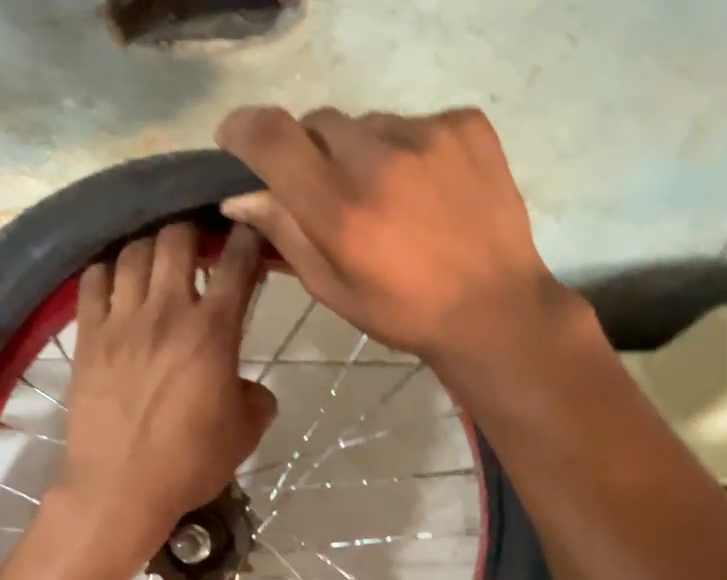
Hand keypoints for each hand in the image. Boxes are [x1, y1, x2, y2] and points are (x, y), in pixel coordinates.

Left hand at [56, 222, 277, 562]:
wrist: (119, 488)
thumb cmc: (188, 464)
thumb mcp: (244, 434)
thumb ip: (256, 398)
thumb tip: (248, 387)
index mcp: (213, 330)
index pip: (236, 262)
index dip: (246, 239)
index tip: (248, 235)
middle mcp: (166, 311)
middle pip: (176, 239)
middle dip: (191, 232)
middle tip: (196, 246)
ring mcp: (121, 321)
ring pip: (131, 253)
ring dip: (148, 248)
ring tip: (153, 260)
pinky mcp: (87, 338)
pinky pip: (91, 283)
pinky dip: (104, 271)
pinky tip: (111, 280)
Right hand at [215, 106, 575, 365]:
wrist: (491, 306)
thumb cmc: (399, 310)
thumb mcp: (330, 286)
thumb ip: (285, 233)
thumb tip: (240, 197)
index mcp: (340, 211)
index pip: (274, 139)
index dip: (244, 129)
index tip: (234, 136)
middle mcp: (380, 161)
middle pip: (318, 122)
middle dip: (308, 150)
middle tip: (324, 189)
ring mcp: (428, 136)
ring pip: (366, 123)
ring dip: (359, 150)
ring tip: (384, 195)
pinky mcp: (466, 124)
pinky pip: (413, 121)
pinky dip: (405, 147)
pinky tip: (422, 187)